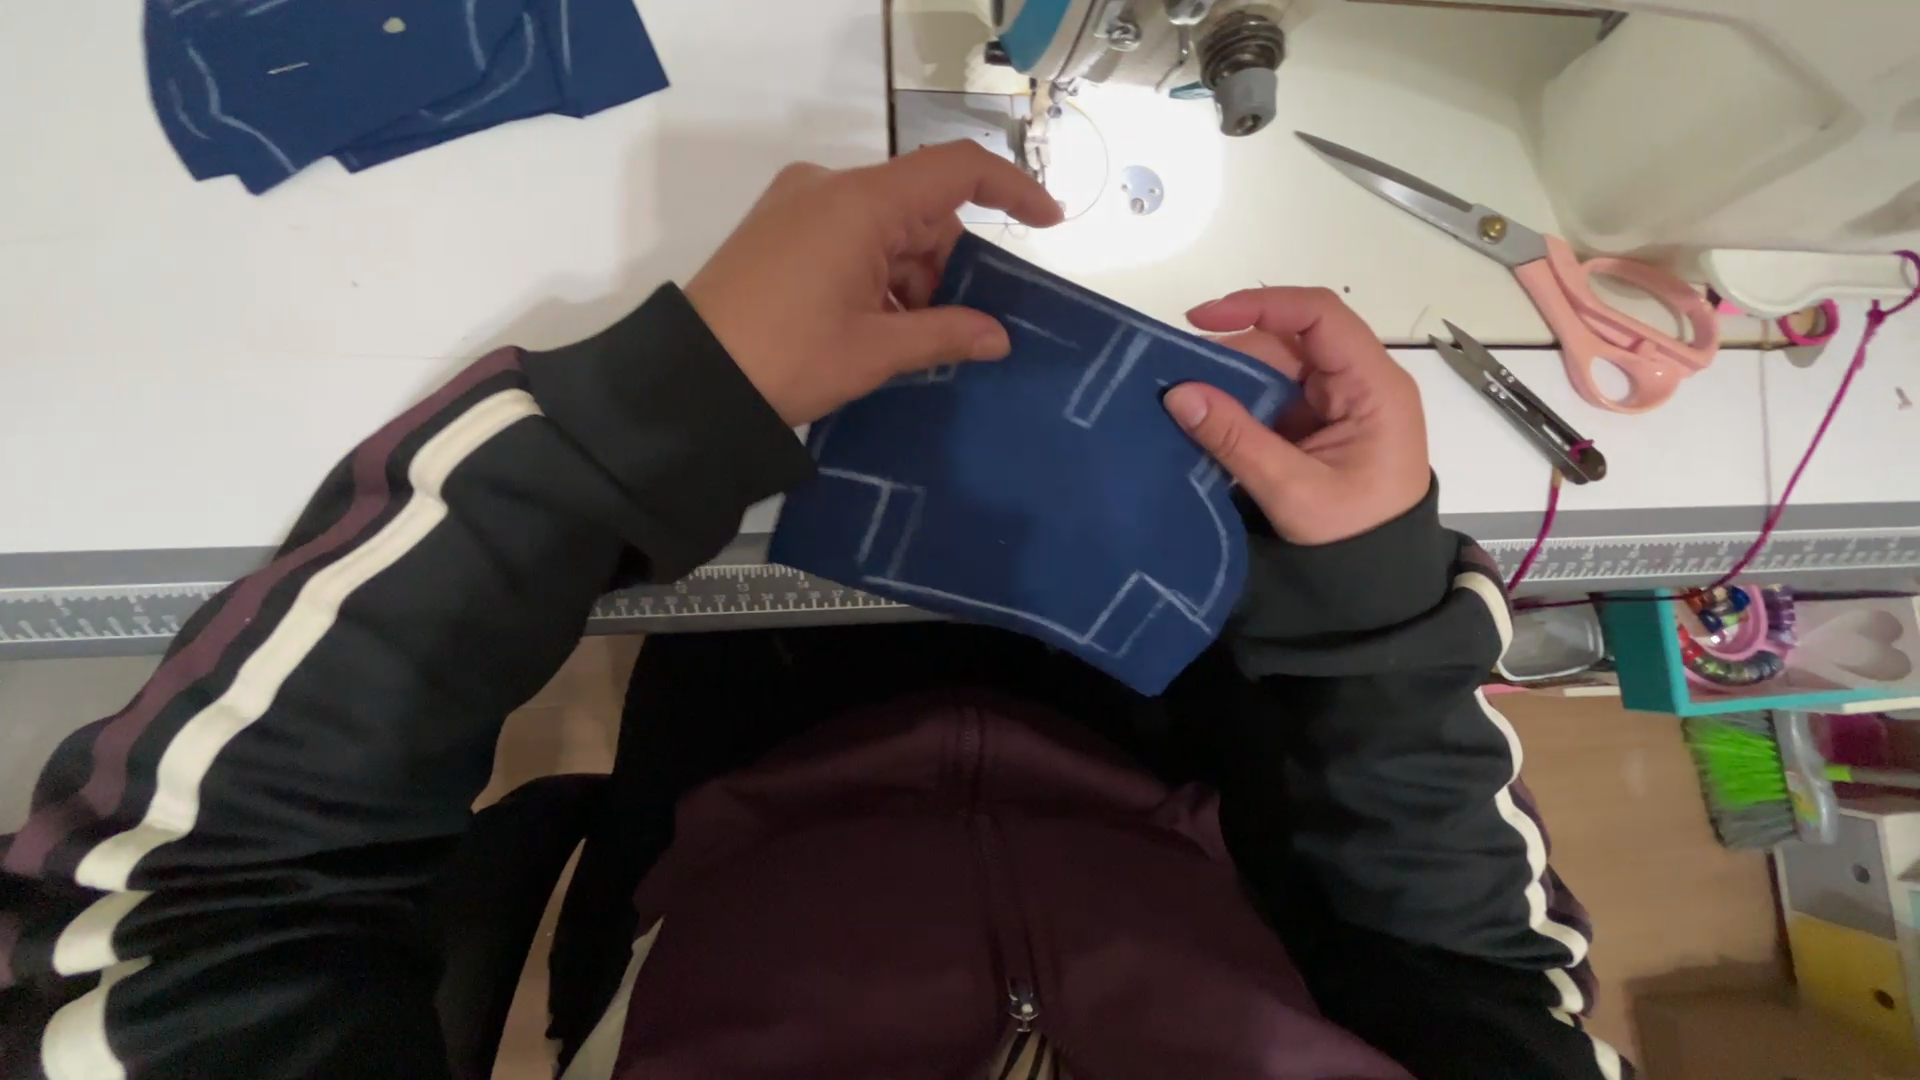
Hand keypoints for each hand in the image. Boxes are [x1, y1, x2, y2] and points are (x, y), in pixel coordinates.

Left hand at [684, 142, 1063, 425]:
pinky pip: (848, 239)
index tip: (1048, 221)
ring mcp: (799, 206)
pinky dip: (874, 277)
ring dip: (908, 280)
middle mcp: (829, 188)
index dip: (1011, 190)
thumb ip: (946, 334)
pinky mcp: (779, 230)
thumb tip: (999, 337)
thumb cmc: (788, 359)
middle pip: (919, 209)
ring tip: (897, 340)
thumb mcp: (875, 350)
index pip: (955, 171)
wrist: (691, 381)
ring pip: (885, 230)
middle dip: (944, 266)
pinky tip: (868, 326)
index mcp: (859, 203)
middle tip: (947, 328)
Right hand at [1162, 288, 1429, 545]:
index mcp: (1372, 385)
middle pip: (1288, 341)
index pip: (1317, 316)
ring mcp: (1335, 402)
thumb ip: (1235, 439)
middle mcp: (1357, 382)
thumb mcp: (1292, 489)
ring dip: (1229, 382)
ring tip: (1184, 402)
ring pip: (1274, 369)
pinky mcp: (1315, 423)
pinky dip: (1236, 405)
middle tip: (1178, 378)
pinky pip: (1270, 398)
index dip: (1259, 305)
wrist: (1376, 580)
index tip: (1200, 319)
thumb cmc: (1351, 534)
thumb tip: (1177, 393)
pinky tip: (1205, 419)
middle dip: (1230, 355)